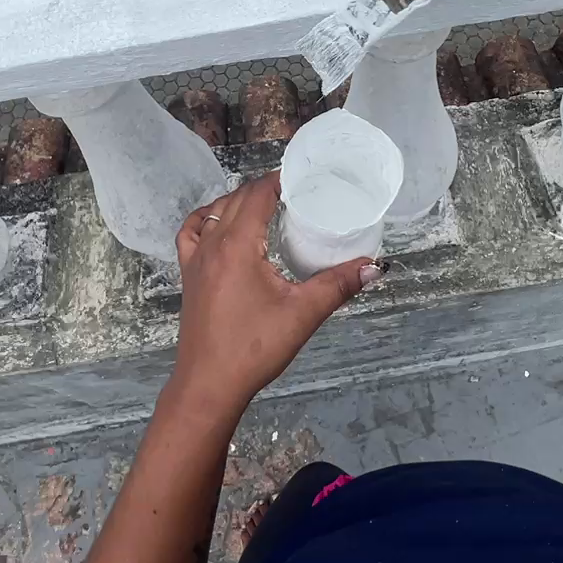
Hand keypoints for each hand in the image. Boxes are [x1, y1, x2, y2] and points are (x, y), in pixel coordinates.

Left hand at [170, 174, 378, 414]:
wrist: (209, 385)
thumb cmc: (255, 347)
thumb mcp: (302, 314)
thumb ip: (338, 285)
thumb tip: (374, 266)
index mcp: (237, 245)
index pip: (257, 194)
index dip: (279, 179)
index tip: (303, 177)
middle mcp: (212, 243)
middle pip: (236, 197)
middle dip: (264, 188)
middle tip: (296, 192)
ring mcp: (195, 258)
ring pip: (214, 211)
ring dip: (238, 200)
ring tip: (267, 206)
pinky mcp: (188, 275)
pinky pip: (191, 232)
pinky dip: (206, 219)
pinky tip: (219, 224)